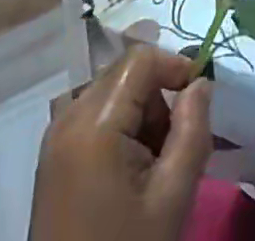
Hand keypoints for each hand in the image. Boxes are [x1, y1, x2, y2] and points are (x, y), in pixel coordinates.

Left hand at [32, 47, 213, 240]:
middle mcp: (67, 115)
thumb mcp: (172, 197)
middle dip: (159, 97)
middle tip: (176, 145)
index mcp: (93, 122)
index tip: (200, 99)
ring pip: (112, 91)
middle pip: (125, 73)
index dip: (176, 66)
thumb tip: (201, 83)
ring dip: (141, 113)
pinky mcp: (53, 153)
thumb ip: (193, 130)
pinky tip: (129, 169)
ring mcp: (55, 134)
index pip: (140, 59)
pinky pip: (95, 113)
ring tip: (153, 165)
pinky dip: (120, 125)